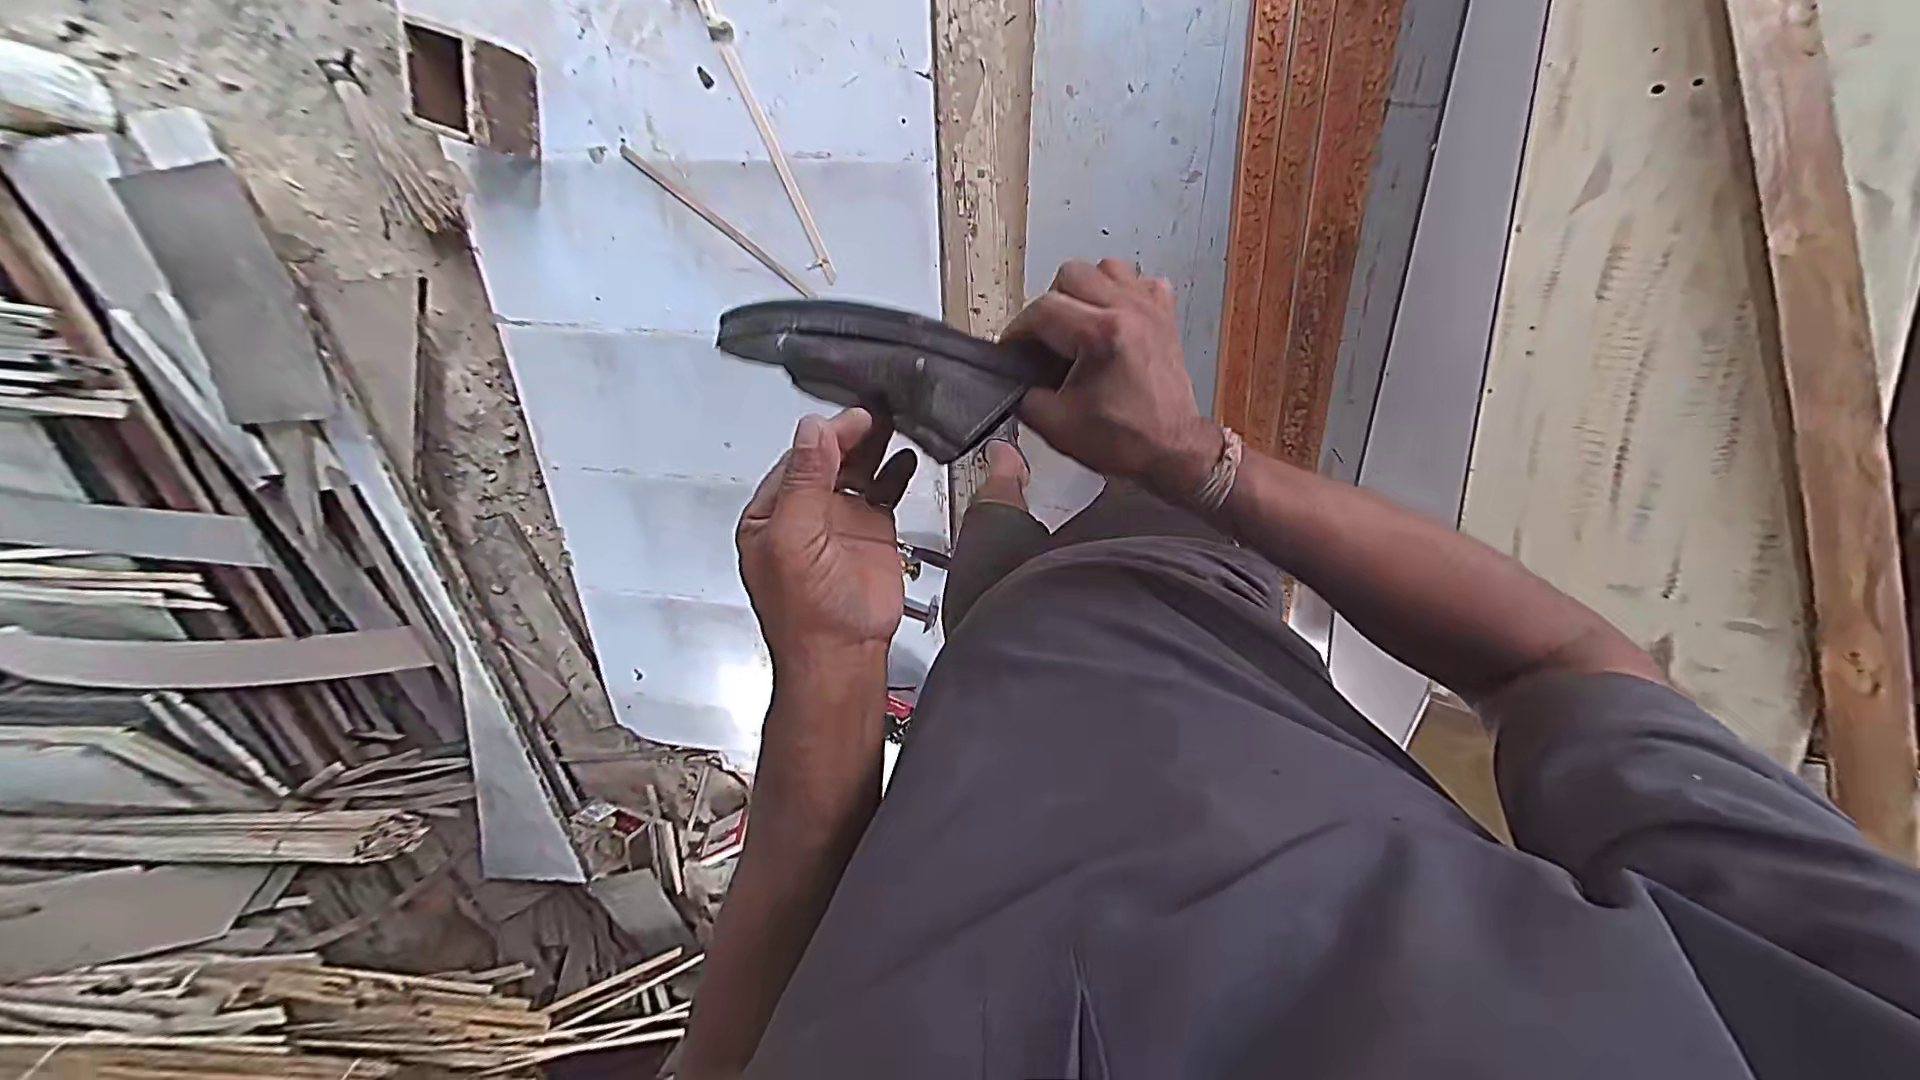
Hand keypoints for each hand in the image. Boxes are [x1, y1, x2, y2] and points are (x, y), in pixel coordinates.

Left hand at [737, 408, 917, 664]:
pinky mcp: (872, 532)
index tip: (850, 421)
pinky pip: (883, 491)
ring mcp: (841, 520)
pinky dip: (894, 472)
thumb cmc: (806, 615)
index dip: (824, 436)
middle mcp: (806, 512)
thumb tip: (811, 433)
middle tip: (874, 416)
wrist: (843, 654)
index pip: (798, 459)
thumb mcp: (792, 539)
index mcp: (773, 513)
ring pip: (856, 469)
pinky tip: (903, 458)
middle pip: (828, 458)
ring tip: (891, 422)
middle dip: (850, 434)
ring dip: (872, 445)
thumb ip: (803, 482)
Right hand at [1004, 258, 1222, 497]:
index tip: (1013, 347)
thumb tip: (1013, 379)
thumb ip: (1024, 397)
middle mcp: (1128, 311)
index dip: (1018, 331)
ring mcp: (1149, 309)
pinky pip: (1137, 281)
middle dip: (1048, 306)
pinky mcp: (1163, 316)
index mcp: (1102, 335)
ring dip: (1082, 292)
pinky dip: (1118, 293)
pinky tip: (1109, 319)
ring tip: (1076, 323)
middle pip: (1070, 275)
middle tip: (1044, 338)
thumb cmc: (1128, 440)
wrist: (1171, 450)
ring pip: (1104, 268)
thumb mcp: (1057, 425)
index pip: (1043, 310)